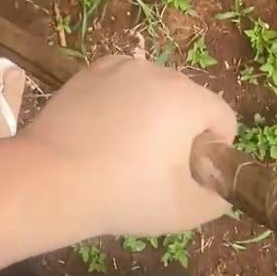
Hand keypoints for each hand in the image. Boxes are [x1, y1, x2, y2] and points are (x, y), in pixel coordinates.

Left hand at [19, 55, 235, 235]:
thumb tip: (214, 182)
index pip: (222, 116)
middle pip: (187, 99)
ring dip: (151, 114)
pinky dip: (121, 103)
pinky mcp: (88, 70)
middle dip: (182, 129)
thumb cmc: (126, 192)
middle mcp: (154, 69)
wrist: (53, 177)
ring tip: (125, 150)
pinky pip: (121, 85)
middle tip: (156, 166)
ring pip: (153, 90)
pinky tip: (102, 133)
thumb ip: (217, 195)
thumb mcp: (187, 209)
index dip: (214, 149)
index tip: (188, 173)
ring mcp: (117, 66)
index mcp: (184, 96)